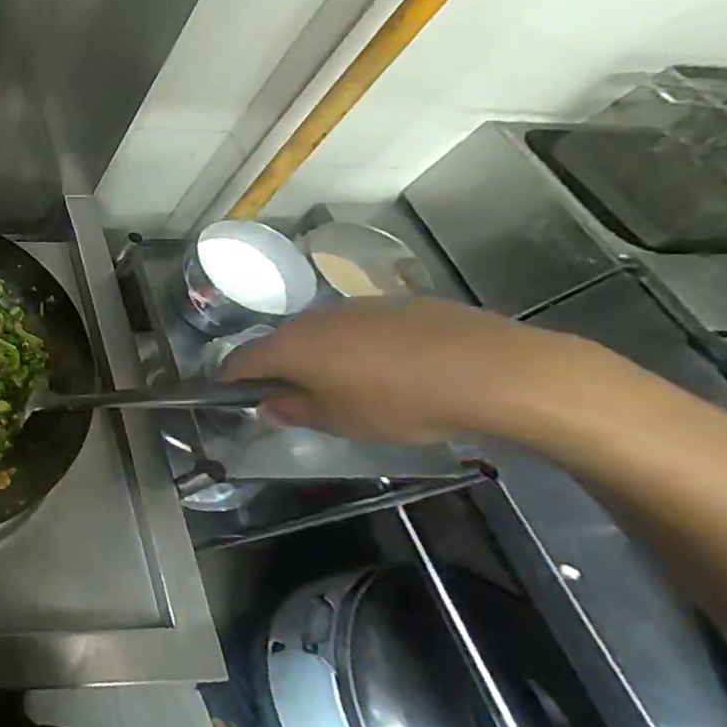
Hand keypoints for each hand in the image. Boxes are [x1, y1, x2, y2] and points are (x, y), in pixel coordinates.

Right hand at [222, 296, 599, 444]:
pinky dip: (360, 347)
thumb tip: (269, 405)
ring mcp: (357, 306)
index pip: (239, 361)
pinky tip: (393, 370)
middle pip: (280, 343)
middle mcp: (313, 319)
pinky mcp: (398, 303)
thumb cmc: (400, 403)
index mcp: (289, 347)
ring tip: (350, 387)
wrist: (495, 370)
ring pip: (322, 333)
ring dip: (322, 357)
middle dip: (280, 369)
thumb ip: (294, 412)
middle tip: (297, 400)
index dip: (230, 381)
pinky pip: (361, 327)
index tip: (233, 399)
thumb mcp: (340, 422)